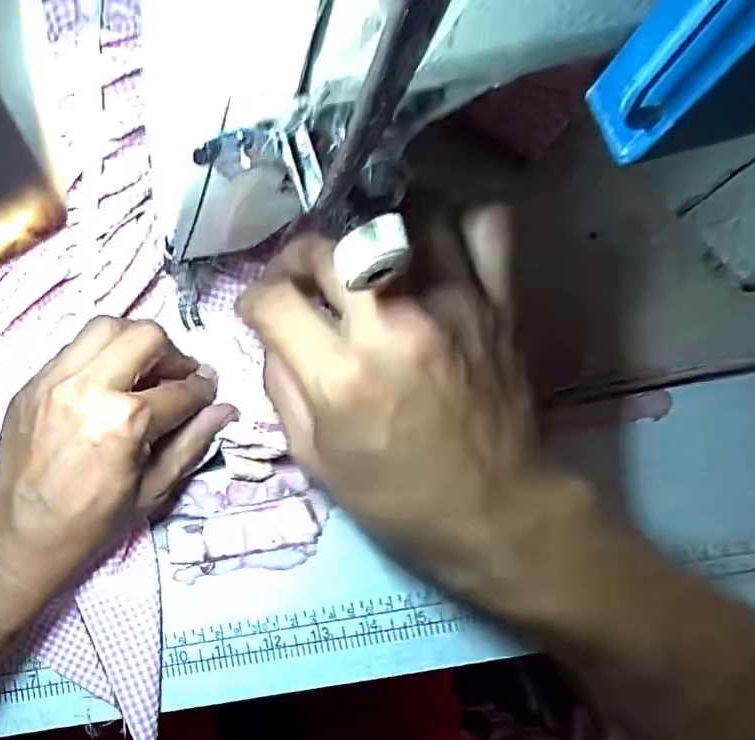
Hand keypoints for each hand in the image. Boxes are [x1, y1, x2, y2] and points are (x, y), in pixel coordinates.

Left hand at [0, 317, 235, 611]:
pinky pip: (73, 348)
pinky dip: (100, 355)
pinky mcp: (31, 383)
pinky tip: (107, 383)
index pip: (179, 390)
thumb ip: (191, 444)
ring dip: (134, 342)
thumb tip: (225, 409)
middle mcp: (88, 388)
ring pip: (106, 327)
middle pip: (145, 336)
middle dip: (173, 354)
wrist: (21, 536)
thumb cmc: (92, 525)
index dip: (203, 390)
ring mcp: (54, 380)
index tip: (209, 391)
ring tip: (144, 371)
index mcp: (125, 422)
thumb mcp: (152, 492)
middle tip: (179, 377)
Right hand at [237, 207, 553, 580]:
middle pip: (328, 247)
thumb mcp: (317, 461)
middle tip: (303, 282)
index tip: (260, 311)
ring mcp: (453, 304)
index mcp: (341, 377)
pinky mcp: (499, 301)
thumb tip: (275, 339)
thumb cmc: (395, 497)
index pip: (274, 299)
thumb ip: (284, 391)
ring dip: (369, 231)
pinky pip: (483, 224)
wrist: (490, 510)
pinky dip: (452, 221)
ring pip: (402, 215)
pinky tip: (431, 245)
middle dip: (298, 259)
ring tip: (364, 256)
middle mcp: (394, 326)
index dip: (254, 300)